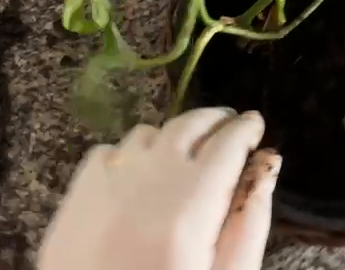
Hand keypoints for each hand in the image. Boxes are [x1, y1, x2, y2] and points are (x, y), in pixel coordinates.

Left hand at [40, 108, 280, 269]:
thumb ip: (250, 224)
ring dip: (173, 139)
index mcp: (190, 208)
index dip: (246, 129)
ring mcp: (108, 182)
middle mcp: (149, 181)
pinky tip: (139, 182)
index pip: (227, 142)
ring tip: (183, 160)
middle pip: (189, 124)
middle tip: (228, 129)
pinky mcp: (76, 193)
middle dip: (215, 121)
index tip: (255, 125)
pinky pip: (111, 152)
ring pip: (150, 133)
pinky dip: (132, 156)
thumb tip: (268, 164)